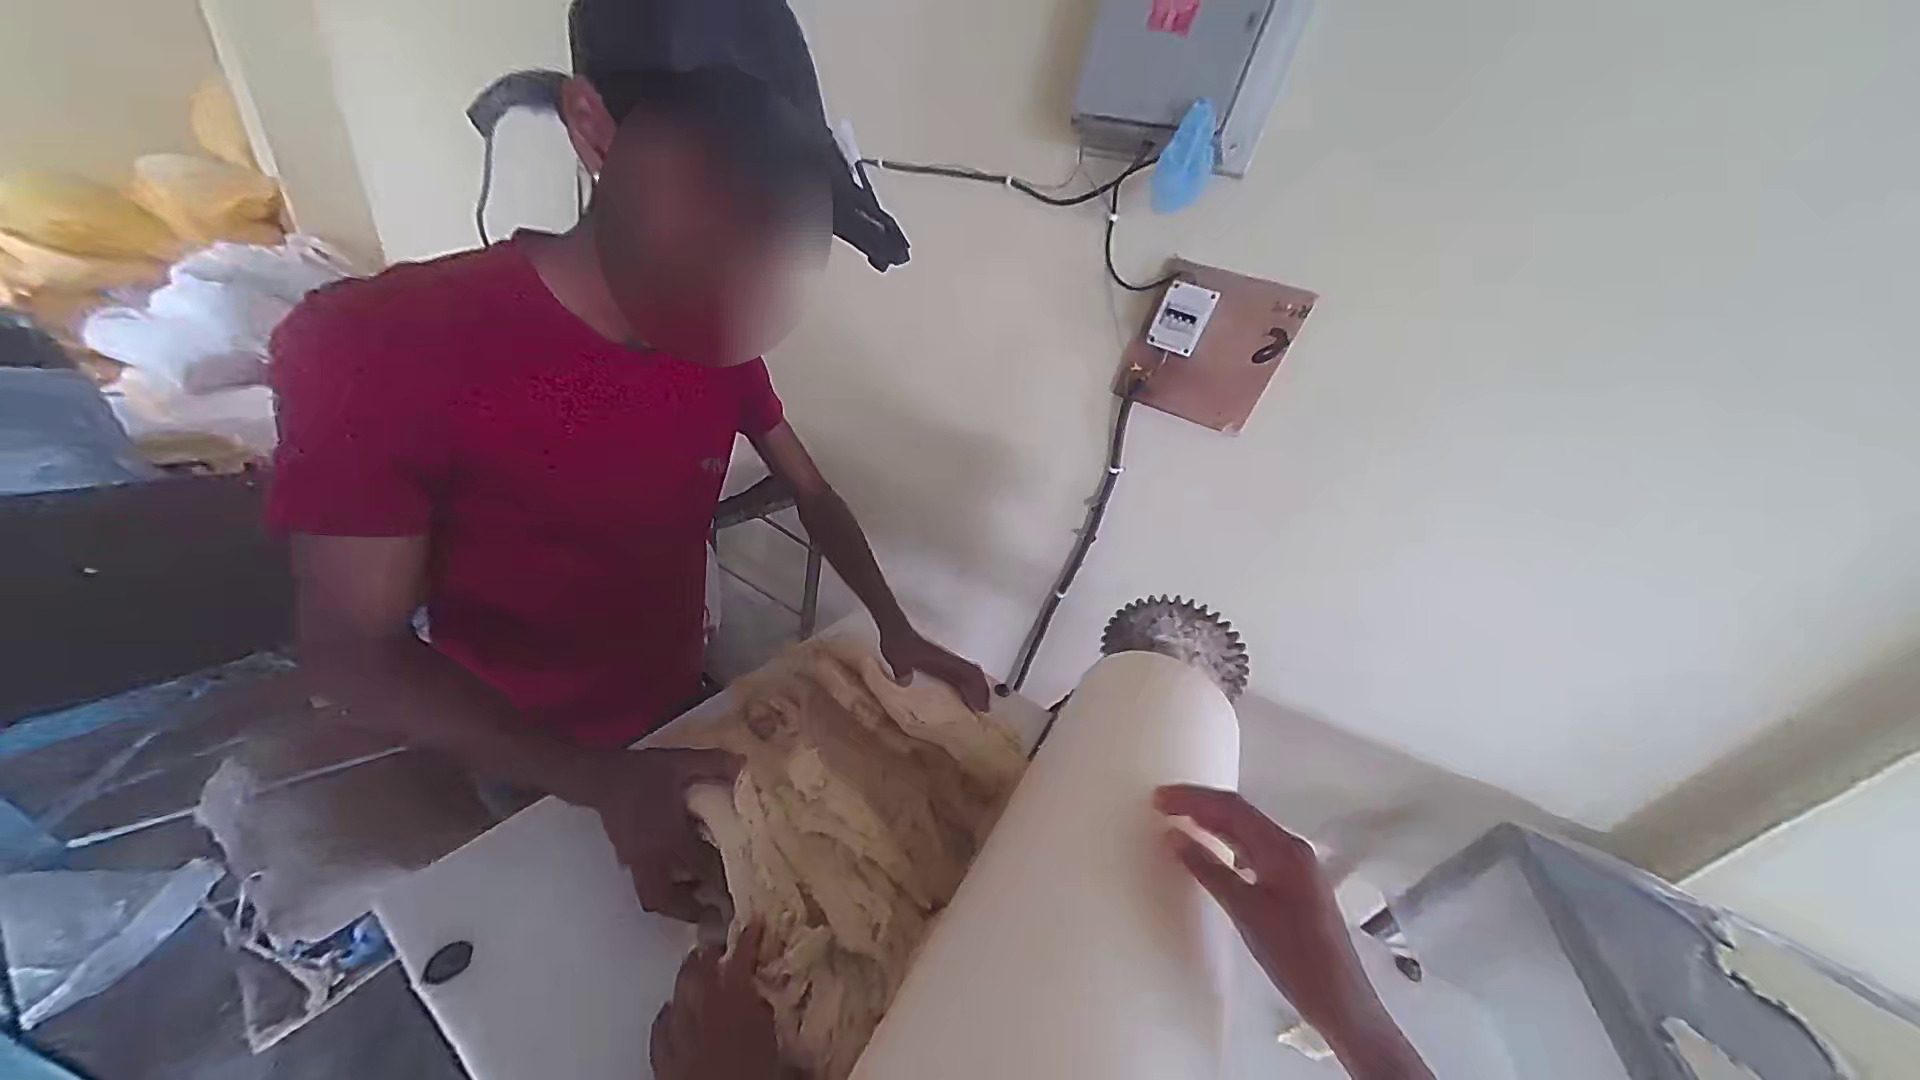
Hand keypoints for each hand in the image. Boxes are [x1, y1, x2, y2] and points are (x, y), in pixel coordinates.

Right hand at [585, 748, 740, 922]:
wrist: (603, 777)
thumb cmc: (645, 771)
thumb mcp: (683, 761)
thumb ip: (715, 763)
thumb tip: (745, 764)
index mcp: (669, 835)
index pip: (699, 866)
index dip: (720, 879)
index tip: (742, 890)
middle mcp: (651, 856)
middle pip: (668, 899)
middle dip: (692, 911)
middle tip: (717, 914)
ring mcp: (635, 862)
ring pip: (653, 898)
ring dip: (676, 905)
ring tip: (700, 904)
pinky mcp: (627, 860)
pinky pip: (646, 886)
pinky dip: (665, 890)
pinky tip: (682, 880)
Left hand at [652, 922, 785, 1079]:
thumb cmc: (751, 1073)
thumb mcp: (768, 1036)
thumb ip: (762, 1008)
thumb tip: (760, 995)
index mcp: (733, 997)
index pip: (741, 956)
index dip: (748, 937)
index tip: (754, 922)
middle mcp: (701, 1006)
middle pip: (699, 968)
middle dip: (708, 954)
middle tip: (718, 949)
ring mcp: (677, 1029)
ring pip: (677, 990)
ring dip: (687, 978)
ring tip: (694, 971)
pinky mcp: (661, 1054)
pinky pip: (660, 1024)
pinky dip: (668, 1013)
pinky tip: (671, 1011)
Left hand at [879, 628, 991, 711]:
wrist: (896, 627)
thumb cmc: (898, 641)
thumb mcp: (897, 657)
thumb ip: (902, 671)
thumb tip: (905, 683)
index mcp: (942, 659)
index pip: (966, 675)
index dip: (976, 691)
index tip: (982, 707)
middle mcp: (947, 659)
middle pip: (974, 673)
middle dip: (982, 691)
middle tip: (985, 708)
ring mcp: (945, 658)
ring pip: (970, 671)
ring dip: (978, 685)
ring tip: (980, 702)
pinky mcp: (940, 658)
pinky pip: (961, 670)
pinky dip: (968, 680)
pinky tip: (964, 690)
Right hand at [1156, 786, 1432, 1079]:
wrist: (1343, 1005)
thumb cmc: (1297, 957)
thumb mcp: (1245, 911)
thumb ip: (1209, 869)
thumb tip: (1175, 836)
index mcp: (1284, 848)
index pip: (1231, 808)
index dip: (1192, 798)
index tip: (1161, 797)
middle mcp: (1291, 848)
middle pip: (1239, 813)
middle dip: (1199, 804)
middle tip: (1162, 803)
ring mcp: (1294, 865)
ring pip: (1245, 830)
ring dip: (1211, 820)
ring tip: (1177, 818)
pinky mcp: (1291, 882)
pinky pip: (1252, 848)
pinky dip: (1225, 841)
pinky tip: (1208, 847)